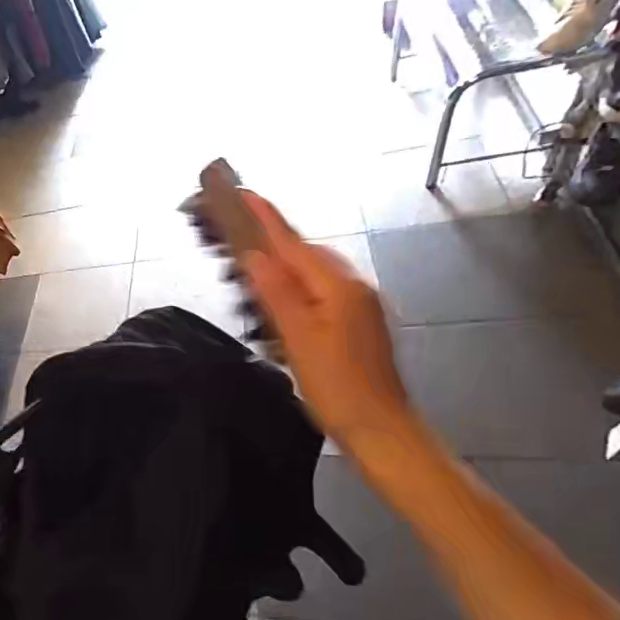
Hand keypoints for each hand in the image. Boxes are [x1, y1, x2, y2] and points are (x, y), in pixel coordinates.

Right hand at [240, 190, 411, 444]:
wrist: (380, 427)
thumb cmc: (336, 386)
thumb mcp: (299, 339)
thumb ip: (277, 292)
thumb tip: (253, 254)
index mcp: (338, 286)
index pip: (294, 244)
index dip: (267, 219)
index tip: (245, 193)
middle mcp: (353, 286)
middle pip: (307, 253)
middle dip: (274, 240)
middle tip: (239, 233)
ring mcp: (359, 304)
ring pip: (315, 272)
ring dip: (285, 265)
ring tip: (255, 266)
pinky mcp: (359, 322)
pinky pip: (323, 291)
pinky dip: (299, 286)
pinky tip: (284, 300)